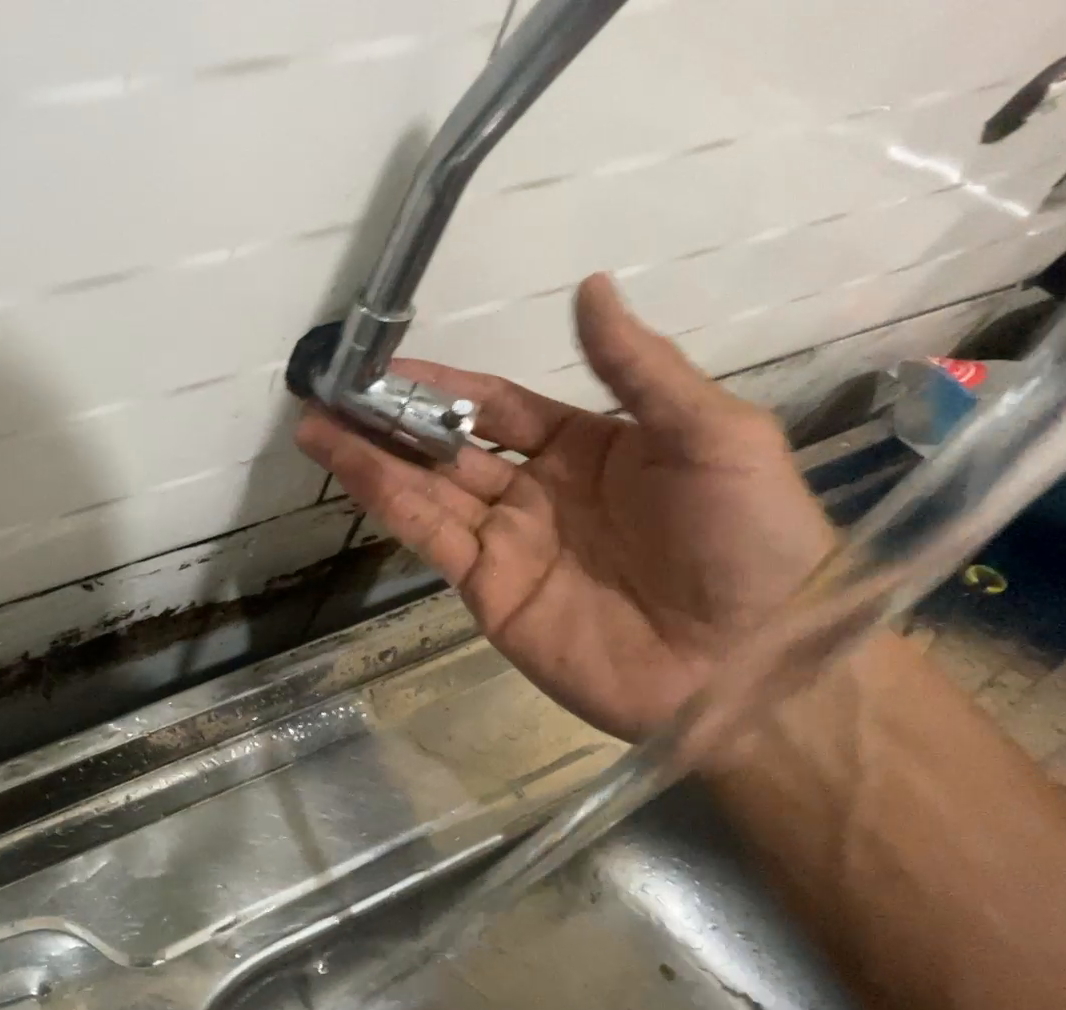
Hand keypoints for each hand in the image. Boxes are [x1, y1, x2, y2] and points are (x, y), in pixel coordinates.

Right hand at [296, 274, 837, 741]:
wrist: (752, 666)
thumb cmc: (748, 539)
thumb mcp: (712, 434)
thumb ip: (638, 367)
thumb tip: (588, 286)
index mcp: (586, 447)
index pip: (494, 405)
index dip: (441, 383)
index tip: (387, 363)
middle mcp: (535, 490)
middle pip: (444, 446)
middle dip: (387, 419)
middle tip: (329, 392)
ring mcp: (506, 542)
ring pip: (423, 488)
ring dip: (366, 456)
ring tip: (313, 424)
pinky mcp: (485, 589)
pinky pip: (428, 535)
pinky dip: (385, 501)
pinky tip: (346, 469)